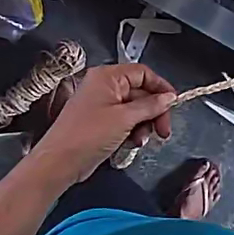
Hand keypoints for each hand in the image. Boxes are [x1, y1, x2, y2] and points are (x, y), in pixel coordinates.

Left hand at [28, 64, 175, 184]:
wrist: (60, 161)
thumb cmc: (87, 135)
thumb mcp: (125, 118)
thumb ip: (150, 106)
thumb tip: (169, 97)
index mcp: (107, 76)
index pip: (143, 73)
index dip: (160, 87)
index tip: (173, 104)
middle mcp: (104, 86)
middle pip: (141, 93)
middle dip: (153, 112)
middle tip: (163, 131)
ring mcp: (101, 105)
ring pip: (135, 110)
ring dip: (143, 125)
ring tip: (140, 140)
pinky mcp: (100, 122)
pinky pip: (124, 122)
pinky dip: (132, 132)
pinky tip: (130, 143)